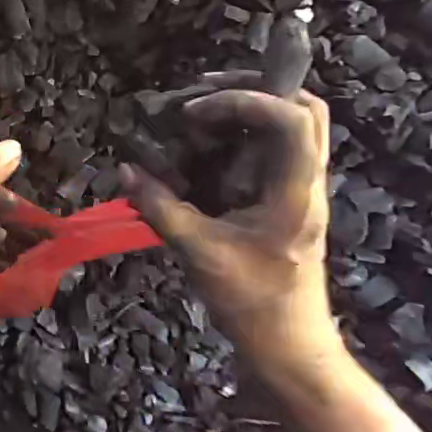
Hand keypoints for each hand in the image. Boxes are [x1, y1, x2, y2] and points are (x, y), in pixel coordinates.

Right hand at [119, 87, 339, 377]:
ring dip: (247, 106)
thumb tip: (126, 169)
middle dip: (252, 89)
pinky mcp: (282, 197)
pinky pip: (271, 145)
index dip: (244, 101)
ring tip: (195, 109)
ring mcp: (298, 188)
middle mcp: (305, 182)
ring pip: (293, 123)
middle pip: (305, 109)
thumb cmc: (251, 301)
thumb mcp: (198, 252)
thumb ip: (160, 207)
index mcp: (295, 193)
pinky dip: (239, 131)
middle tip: (199, 93)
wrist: (288, 342)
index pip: (292, 121)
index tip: (193, 113)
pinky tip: (201, 140)